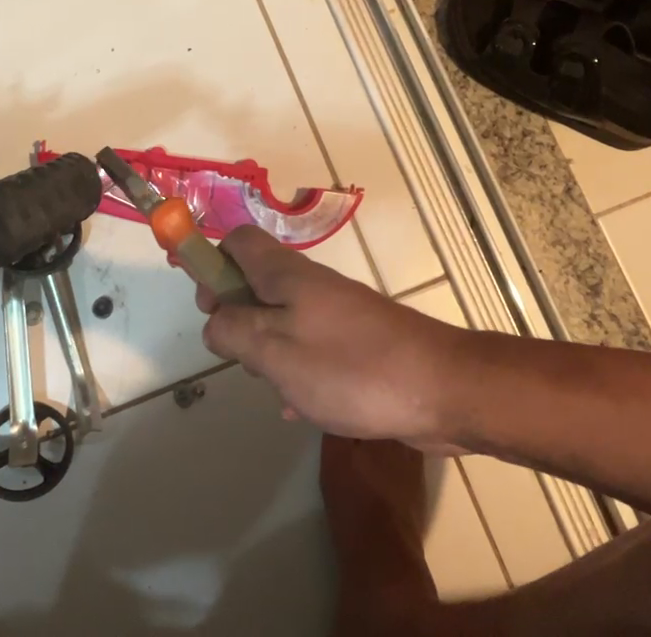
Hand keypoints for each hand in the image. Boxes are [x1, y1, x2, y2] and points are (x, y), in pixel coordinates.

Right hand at [197, 227, 473, 450]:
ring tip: (273, 386)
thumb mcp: (274, 350)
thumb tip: (214, 320)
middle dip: (237, 318)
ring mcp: (338, 315)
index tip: (207, 306)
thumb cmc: (350, 367)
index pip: (239, 241)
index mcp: (287, 275)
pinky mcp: (358, 346)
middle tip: (241, 355)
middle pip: (257, 283)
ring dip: (266, 351)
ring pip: (282, 321)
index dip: (213, 264)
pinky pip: (312, 351)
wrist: (443, 390)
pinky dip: (297, 373)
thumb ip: (232, 330)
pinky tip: (299, 408)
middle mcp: (311, 286)